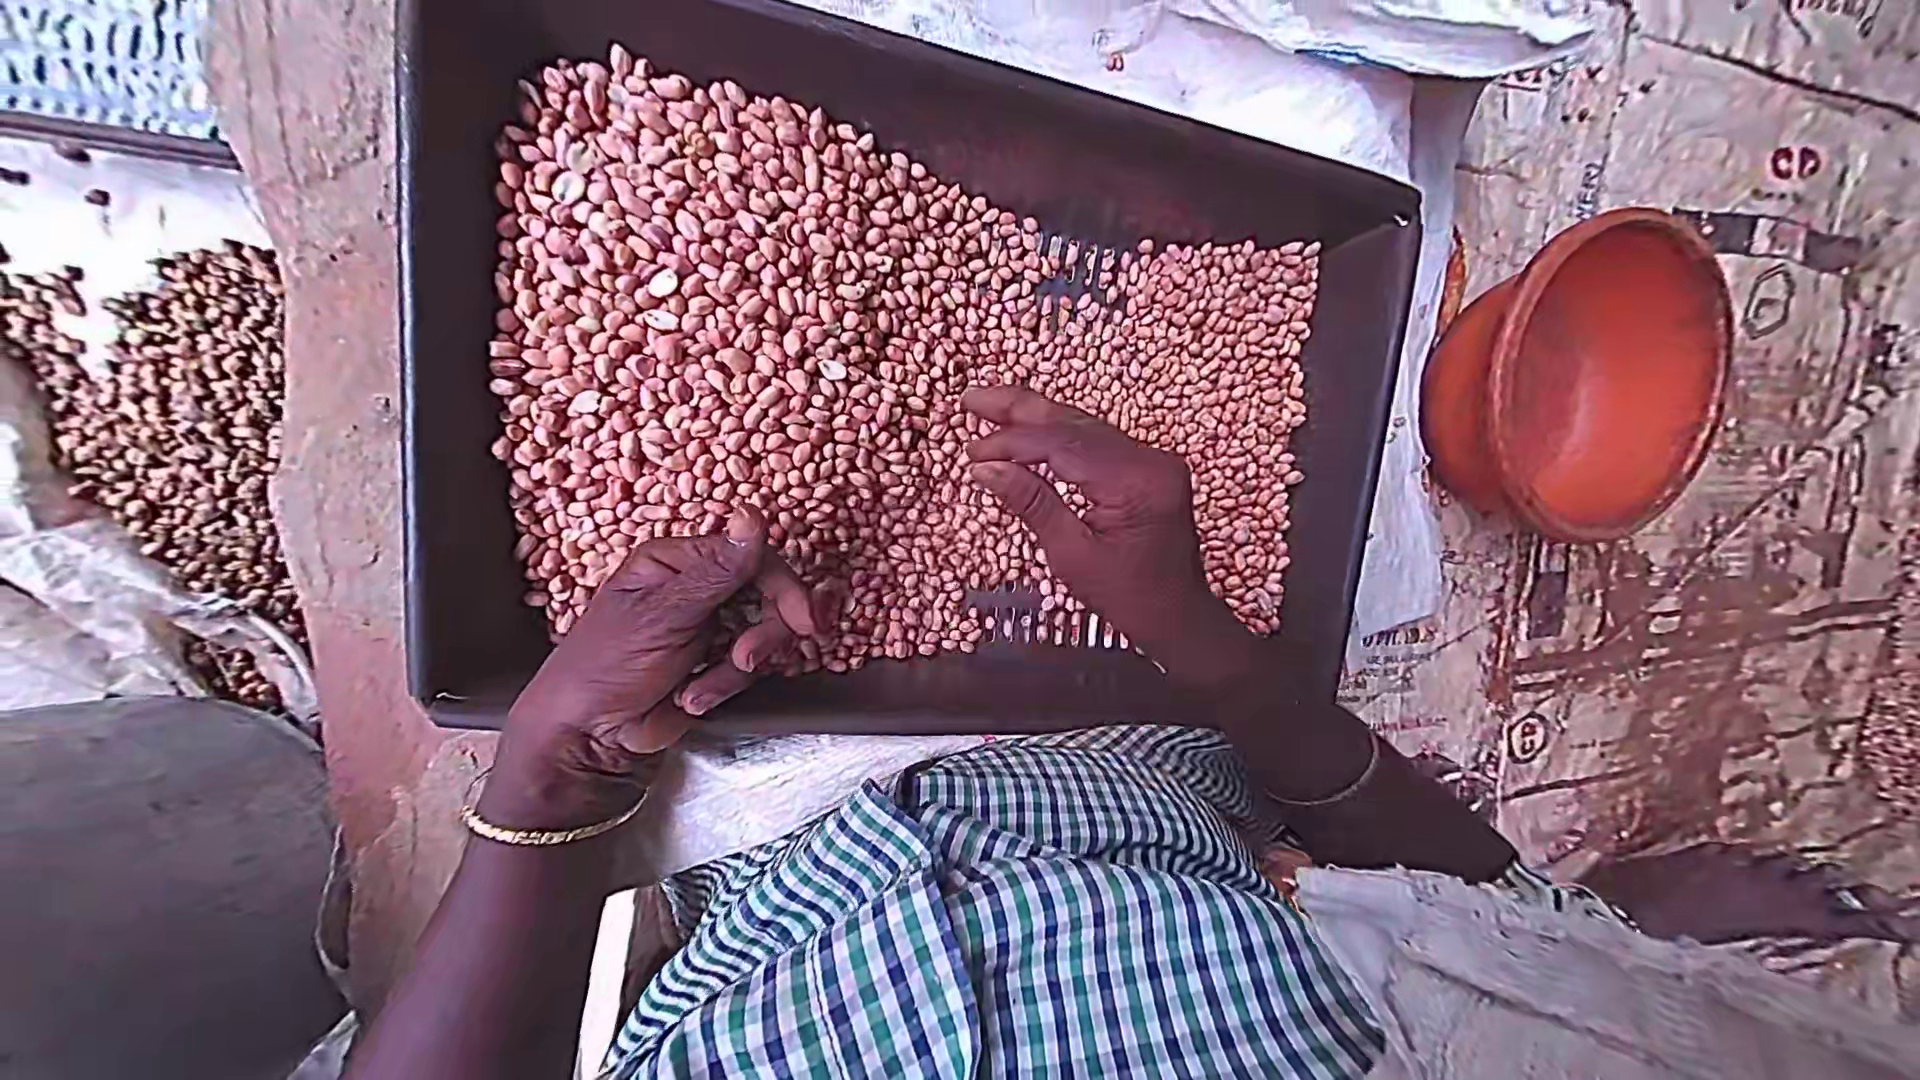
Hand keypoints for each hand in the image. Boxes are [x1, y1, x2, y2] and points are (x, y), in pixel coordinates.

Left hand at [483, 505, 825, 829]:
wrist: (587, 740)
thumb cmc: (606, 667)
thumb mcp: (663, 616)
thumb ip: (717, 572)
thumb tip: (754, 517)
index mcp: (678, 562)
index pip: (752, 557)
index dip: (783, 588)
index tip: (804, 620)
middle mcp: (700, 586)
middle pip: (767, 596)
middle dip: (761, 634)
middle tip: (745, 661)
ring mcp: (711, 624)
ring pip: (764, 634)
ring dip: (737, 668)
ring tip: (701, 688)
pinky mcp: (718, 660)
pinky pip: (751, 666)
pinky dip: (726, 685)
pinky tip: (692, 697)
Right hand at [962, 386, 1263, 684]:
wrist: (1178, 615)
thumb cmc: (1127, 598)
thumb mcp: (1071, 555)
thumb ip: (1032, 503)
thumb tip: (985, 468)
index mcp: (1136, 482)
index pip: (1063, 445)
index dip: (1013, 443)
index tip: (974, 453)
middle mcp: (1150, 459)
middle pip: (1074, 422)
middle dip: (1019, 408)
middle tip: (973, 398)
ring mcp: (1151, 460)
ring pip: (1083, 426)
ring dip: (1034, 417)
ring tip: (990, 407)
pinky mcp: (1146, 466)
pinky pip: (1094, 442)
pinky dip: (1056, 436)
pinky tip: (1027, 431)